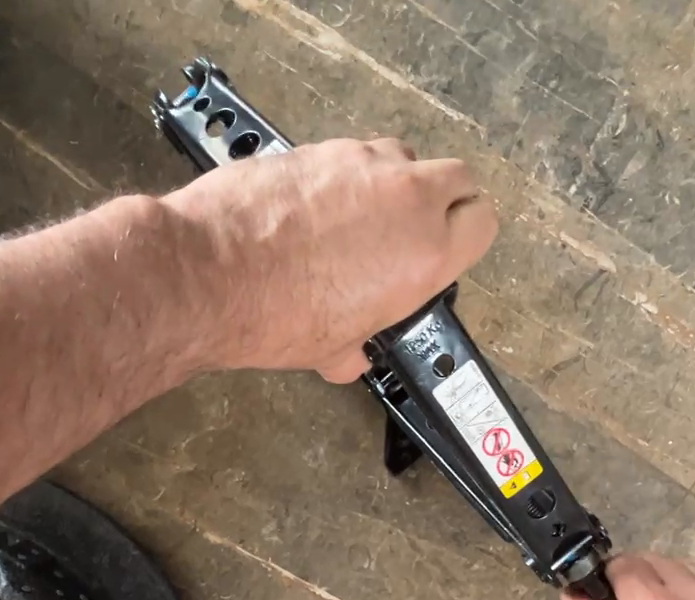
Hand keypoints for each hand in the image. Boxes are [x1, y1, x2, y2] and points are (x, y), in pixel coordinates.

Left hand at [161, 138, 496, 382]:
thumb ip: (355, 348)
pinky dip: (346, 179)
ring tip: (360, 221)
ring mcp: (362, 164)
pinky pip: (352, 156)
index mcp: (427, 254)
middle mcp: (406, 199)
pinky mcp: (320, 147)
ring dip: (393, 185)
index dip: (467, 236)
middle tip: (412, 232)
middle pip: (458, 178)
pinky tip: (315, 210)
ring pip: (403, 159)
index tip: (449, 249)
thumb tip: (349, 357)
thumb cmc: (275, 317)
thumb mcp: (331, 347)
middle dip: (442, 201)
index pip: (483, 223)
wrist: (211, 274)